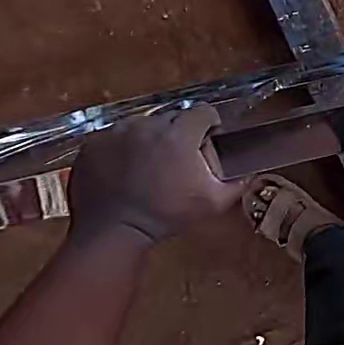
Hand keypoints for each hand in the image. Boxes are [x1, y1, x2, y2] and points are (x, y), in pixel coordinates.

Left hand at [67, 105, 244, 246]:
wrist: (112, 232)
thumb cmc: (167, 215)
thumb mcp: (212, 204)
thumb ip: (236, 185)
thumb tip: (250, 173)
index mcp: (180, 134)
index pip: (203, 112)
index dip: (209, 124)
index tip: (207, 140)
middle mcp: (148, 125)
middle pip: (172, 118)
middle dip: (179, 133)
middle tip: (178, 159)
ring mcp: (116, 132)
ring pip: (142, 125)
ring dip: (150, 139)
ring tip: (148, 166)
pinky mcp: (93, 142)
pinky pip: (115, 136)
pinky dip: (122, 147)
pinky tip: (123, 170)